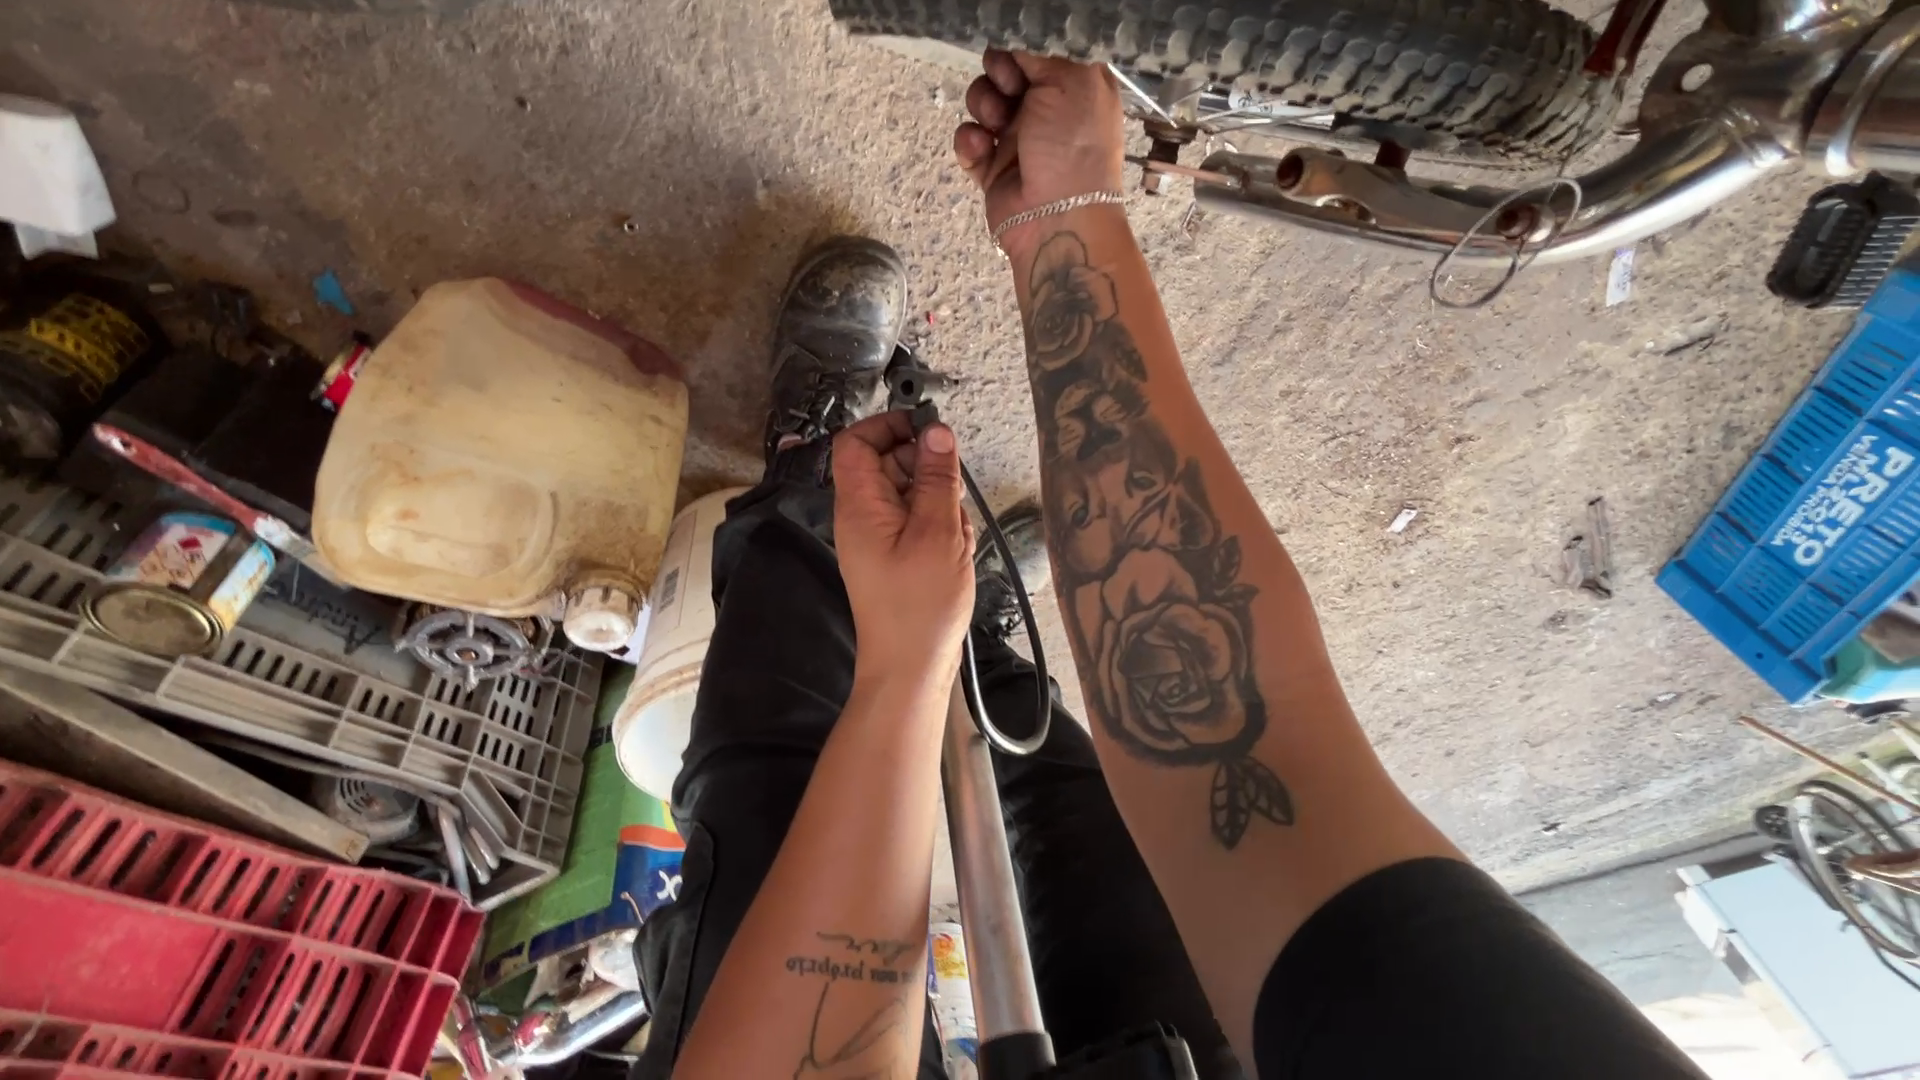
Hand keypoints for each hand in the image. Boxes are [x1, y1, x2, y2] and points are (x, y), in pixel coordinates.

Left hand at [832, 412, 975, 682]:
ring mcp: (880, 537)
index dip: (888, 426)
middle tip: (953, 496)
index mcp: (859, 505)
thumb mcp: (938, 532)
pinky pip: (920, 523)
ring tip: (956, 537)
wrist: (911, 666)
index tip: (928, 430)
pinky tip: (955, 553)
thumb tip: (936, 431)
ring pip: (912, 494)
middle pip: (890, 465)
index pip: (856, 442)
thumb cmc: (919, 606)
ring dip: (942, 505)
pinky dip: (942, 530)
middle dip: (928, 473)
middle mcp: (863, 516)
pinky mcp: (897, 555)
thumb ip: (937, 478)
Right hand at [952, 50, 1126, 256]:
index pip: (1035, 62)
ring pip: (984, 109)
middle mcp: (1045, 118)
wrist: (1059, 215)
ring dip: (982, 106)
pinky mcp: (993, 174)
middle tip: (1005, 93)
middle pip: (1004, 81)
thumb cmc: (1073, 144)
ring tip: (994, 123)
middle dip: (996, 79)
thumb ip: (1042, 61)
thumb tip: (1018, 60)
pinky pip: (970, 147)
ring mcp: (1017, 147)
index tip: (1013, 66)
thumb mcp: (1072, 81)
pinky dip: (969, 143)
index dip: (1018, 57)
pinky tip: (980, 146)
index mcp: (1071, 94)